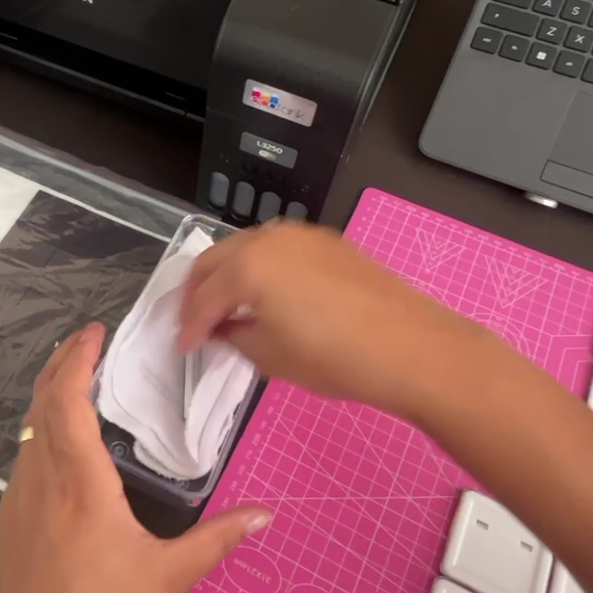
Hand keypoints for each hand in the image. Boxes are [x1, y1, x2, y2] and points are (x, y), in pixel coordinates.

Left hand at [0, 324, 271, 592]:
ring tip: (76, 375)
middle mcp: (42, 477)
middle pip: (41, 400)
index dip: (78, 359)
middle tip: (87, 339)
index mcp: (80, 482)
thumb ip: (218, 540)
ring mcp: (18, 495)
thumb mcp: (167, 577)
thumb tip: (265, 515)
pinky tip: (61, 438)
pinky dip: (41, 425)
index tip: (95, 332)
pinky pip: (24, 452)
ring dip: (49, 392)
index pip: (68, 400)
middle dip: (62, 361)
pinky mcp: (8, 515)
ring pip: (28, 425)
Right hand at [178, 221, 495, 419]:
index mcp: (247, 266)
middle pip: (215, 260)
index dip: (188, 327)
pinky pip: (275, 249)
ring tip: (225, 307)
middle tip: (193, 323)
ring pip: (245, 248)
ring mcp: (300, 235)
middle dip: (198, 292)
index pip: (203, 298)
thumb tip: (222, 329)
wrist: (410, 347)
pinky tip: (264, 293)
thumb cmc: (334, 357)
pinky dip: (258, 268)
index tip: (182, 348)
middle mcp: (267, 238)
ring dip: (227, 275)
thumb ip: (234, 336)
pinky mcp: (326, 242)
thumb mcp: (271, 356)